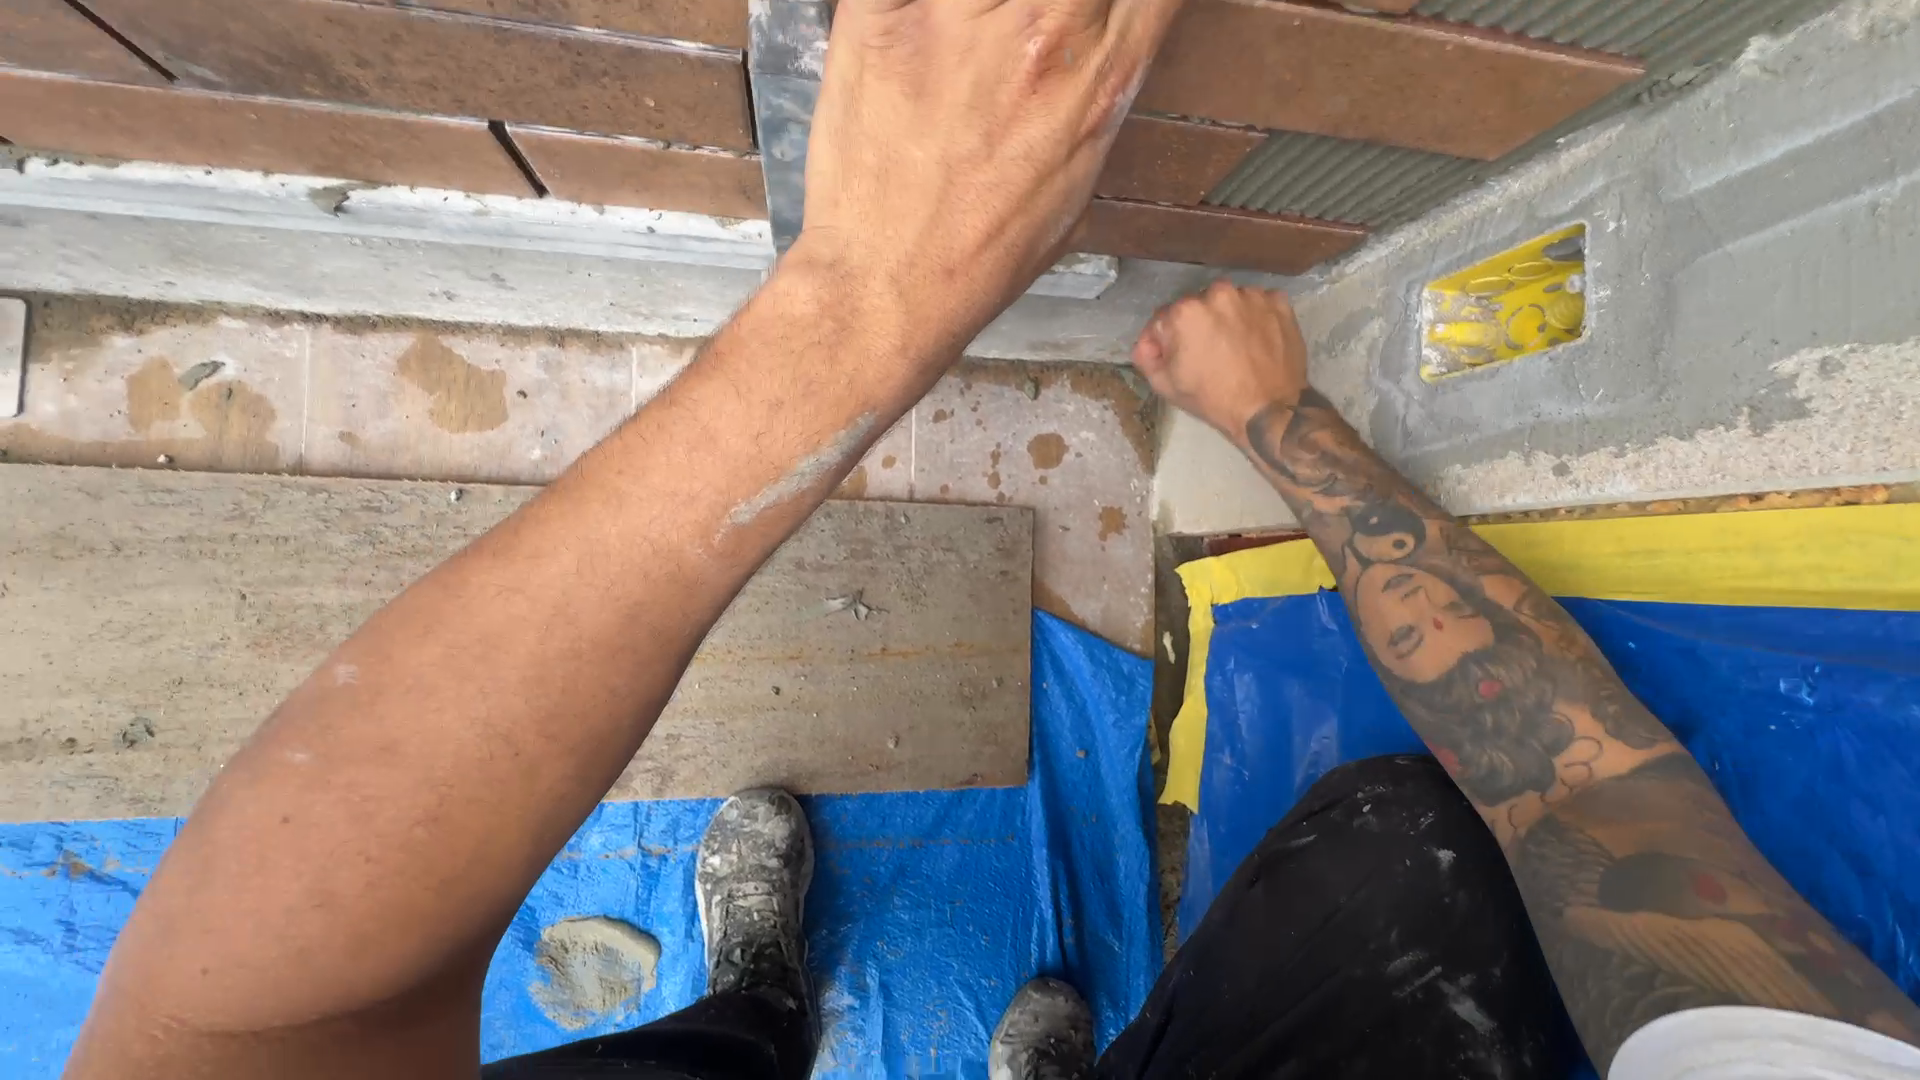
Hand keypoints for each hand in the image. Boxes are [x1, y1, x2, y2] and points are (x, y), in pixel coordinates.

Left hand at [798, 0, 1186, 359]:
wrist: (886, 290)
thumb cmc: (975, 263)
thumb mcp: (1071, 199)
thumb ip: (1092, 113)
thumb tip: (1095, 73)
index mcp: (1100, 80)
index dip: (1128, 0)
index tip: (1102, 14)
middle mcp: (1043, 31)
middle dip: (1061, 2)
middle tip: (1028, 32)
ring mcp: (960, 15)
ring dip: (984, 13)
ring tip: (968, 50)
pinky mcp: (882, 12)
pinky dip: (916, 7)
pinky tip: (919, 36)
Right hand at [1132, 281, 1311, 445]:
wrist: (1268, 408)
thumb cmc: (1212, 398)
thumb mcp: (1164, 384)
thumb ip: (1145, 355)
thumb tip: (1147, 341)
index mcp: (1184, 311)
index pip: (1164, 319)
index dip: (1165, 340)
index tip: (1175, 358)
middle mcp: (1217, 293)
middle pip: (1197, 306)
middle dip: (1197, 326)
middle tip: (1206, 354)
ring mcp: (1251, 295)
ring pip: (1228, 302)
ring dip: (1225, 319)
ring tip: (1233, 348)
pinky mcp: (1278, 302)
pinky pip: (1257, 305)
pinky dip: (1253, 318)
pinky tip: (1254, 341)